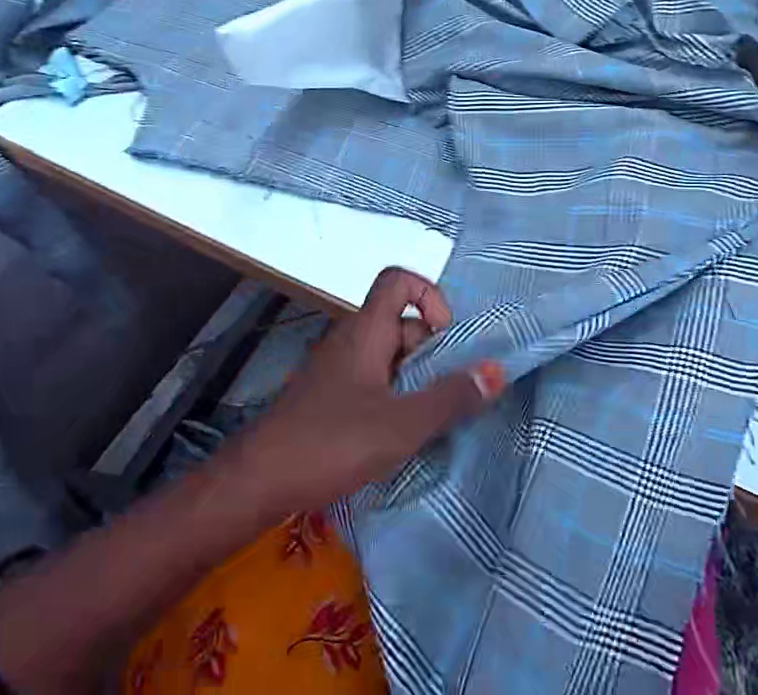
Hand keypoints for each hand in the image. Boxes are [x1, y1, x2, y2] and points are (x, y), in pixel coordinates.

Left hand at [214, 267, 505, 518]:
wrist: (262, 476)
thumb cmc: (332, 441)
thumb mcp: (401, 424)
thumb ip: (450, 398)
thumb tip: (496, 369)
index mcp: (365, 331)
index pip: (398, 281)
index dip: (430, 295)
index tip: (448, 339)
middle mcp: (351, 340)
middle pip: (401, 323)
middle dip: (434, 351)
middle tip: (453, 396)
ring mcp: (338, 369)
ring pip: (389, 358)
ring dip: (417, 380)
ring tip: (435, 421)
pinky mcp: (330, 397)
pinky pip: (373, 382)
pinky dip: (396, 398)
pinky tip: (404, 436)